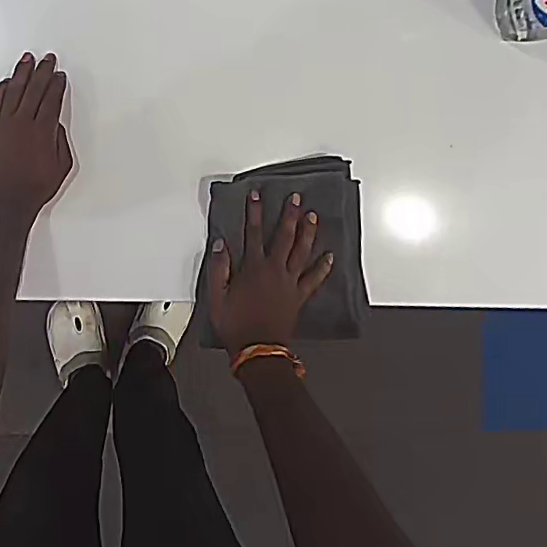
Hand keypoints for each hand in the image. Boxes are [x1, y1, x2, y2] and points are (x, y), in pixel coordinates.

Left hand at [0, 52, 73, 226]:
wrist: (6, 202)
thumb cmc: (33, 189)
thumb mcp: (62, 166)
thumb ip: (60, 141)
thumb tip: (55, 126)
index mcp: (43, 130)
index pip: (52, 99)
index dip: (57, 84)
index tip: (59, 75)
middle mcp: (23, 123)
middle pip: (35, 89)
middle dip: (43, 72)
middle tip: (48, 60)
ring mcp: (5, 125)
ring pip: (15, 90)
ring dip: (22, 72)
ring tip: (27, 60)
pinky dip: (3, 89)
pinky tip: (8, 81)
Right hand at [206, 189, 334, 351]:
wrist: (257, 350)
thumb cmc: (235, 324)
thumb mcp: (216, 295)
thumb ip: (218, 267)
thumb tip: (220, 244)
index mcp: (253, 267)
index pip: (252, 232)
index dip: (254, 212)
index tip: (257, 195)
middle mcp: (274, 270)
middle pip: (284, 236)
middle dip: (289, 215)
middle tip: (296, 199)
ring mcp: (289, 283)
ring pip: (302, 252)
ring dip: (308, 232)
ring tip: (313, 216)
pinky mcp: (298, 297)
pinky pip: (314, 279)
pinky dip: (323, 267)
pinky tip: (329, 256)